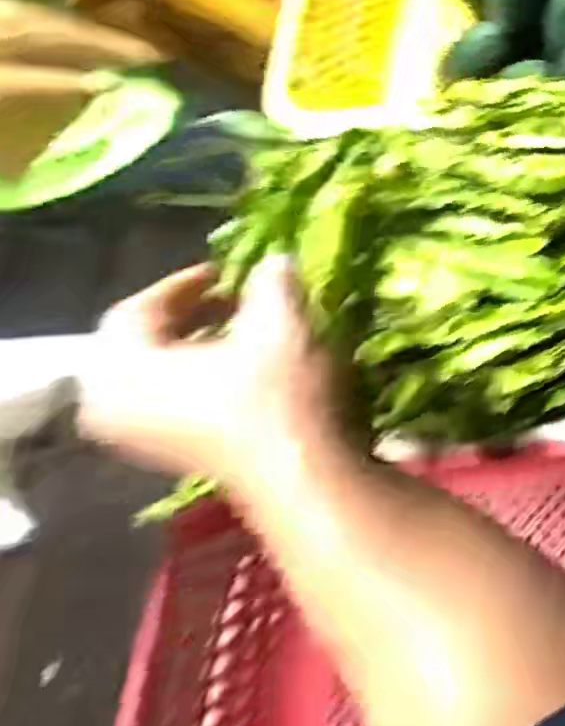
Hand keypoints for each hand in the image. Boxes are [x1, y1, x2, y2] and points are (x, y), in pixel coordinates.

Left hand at [80, 257, 350, 495]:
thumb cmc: (281, 394)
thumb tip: (274, 259)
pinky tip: (244, 368)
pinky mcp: (160, 447)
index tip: (234, 270)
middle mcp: (105, 401)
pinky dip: (198, 373)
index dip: (186, 282)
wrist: (299, 466)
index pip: (136, 309)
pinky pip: (164, 396)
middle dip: (189, 314)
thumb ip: (273, 285)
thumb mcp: (285, 327)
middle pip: (138, 342)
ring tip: (247, 331)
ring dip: (196, 344)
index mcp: (119, 368)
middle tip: (240, 298)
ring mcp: (129, 431)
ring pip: (152, 371)